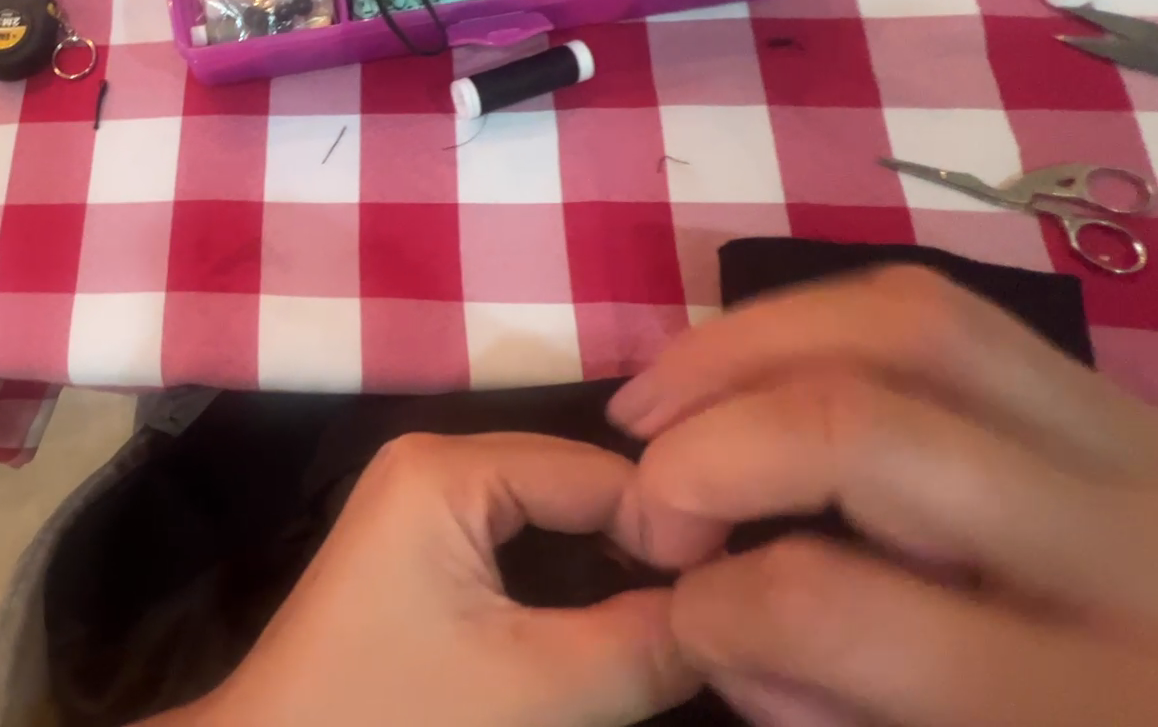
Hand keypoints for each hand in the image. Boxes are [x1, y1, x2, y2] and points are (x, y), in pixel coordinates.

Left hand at [148, 433, 699, 726]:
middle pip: (569, 478)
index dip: (679, 524)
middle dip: (646, 537)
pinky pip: (512, 528)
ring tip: (693, 605)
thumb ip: (649, 642)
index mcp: (447, 465)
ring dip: (611, 553)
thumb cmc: (397, 714)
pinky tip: (617, 605)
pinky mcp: (416, 531)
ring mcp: (418, 491)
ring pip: (545, 505)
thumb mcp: (538, 688)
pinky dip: (566, 565)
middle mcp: (431, 456)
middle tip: (736, 598)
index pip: (594, 468)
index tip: (760, 585)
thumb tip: (747, 608)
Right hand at [608, 266, 1157, 725]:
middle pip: (851, 427)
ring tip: (651, 401)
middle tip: (642, 499)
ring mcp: (1137, 440)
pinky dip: (796, 323)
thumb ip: (824, 717)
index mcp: (1102, 698)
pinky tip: (738, 365)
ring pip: (889, 320)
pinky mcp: (1112, 392)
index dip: (712, 607)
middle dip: (699, 455)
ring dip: (727, 350)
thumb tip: (702, 616)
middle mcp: (1134, 546)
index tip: (682, 613)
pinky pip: (923, 307)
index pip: (831, 603)